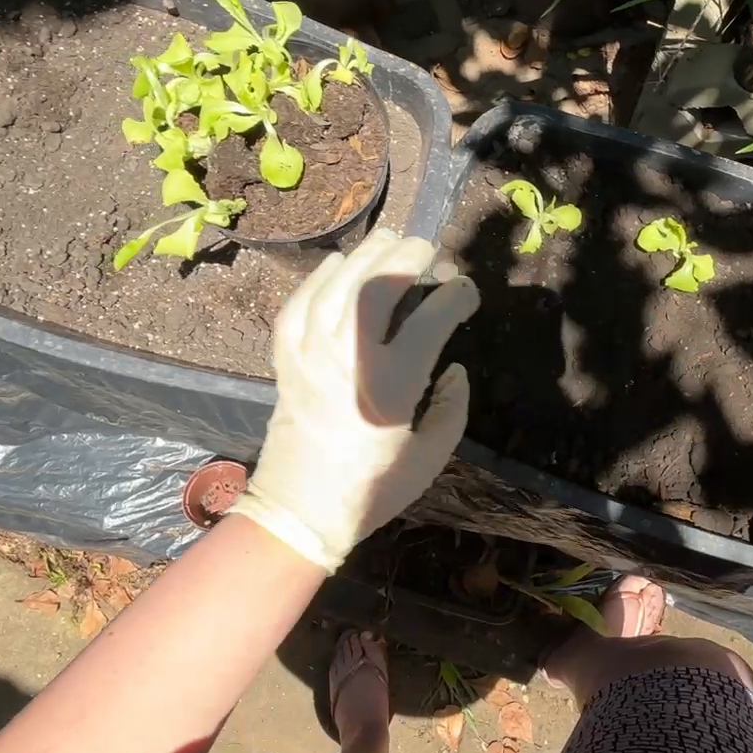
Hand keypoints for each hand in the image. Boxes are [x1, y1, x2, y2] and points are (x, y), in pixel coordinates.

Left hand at [229, 230, 479, 570]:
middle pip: (378, 285)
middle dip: (408, 257)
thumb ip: (452, 408)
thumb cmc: (372, 489)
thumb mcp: (430, 457)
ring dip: (367, 255)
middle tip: (428, 248)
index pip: (431, 319)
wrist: (300, 511)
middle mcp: (349, 359)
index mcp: (391, 386)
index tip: (466, 291)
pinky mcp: (285, 357)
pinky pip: (300, 301)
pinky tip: (339, 266)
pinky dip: (321, 277)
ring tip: (390, 240)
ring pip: (338, 283)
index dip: (455, 296)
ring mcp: (310, 353)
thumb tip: (454, 369)